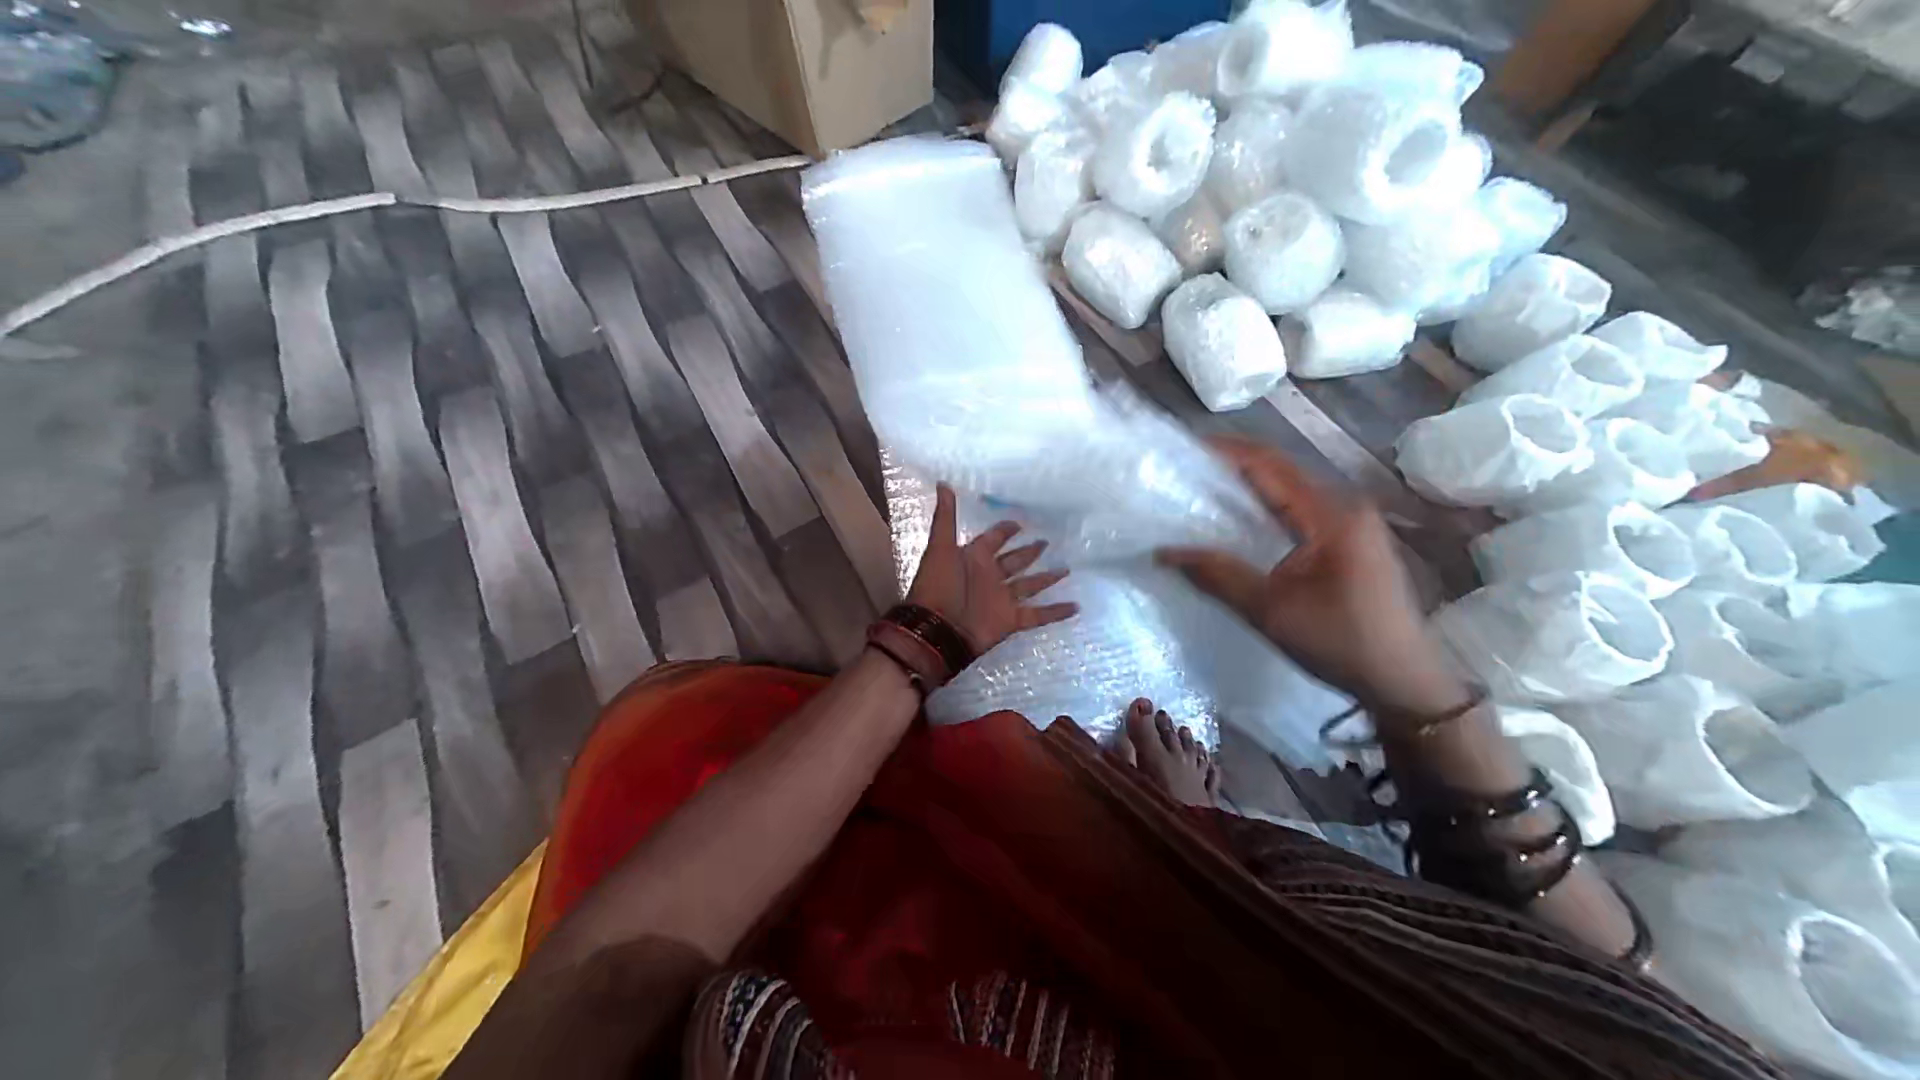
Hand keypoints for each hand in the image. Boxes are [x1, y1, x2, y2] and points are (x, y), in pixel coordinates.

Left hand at [907, 484, 1078, 653]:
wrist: (937, 629)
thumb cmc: (937, 586)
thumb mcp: (940, 547)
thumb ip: (945, 517)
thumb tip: (943, 483)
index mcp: (974, 558)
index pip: (994, 539)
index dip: (1006, 530)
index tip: (1020, 522)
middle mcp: (990, 576)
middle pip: (1015, 561)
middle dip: (1030, 551)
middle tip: (1047, 541)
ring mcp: (1002, 599)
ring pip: (1029, 585)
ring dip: (1047, 578)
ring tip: (1067, 569)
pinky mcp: (1011, 620)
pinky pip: (1038, 614)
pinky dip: (1056, 612)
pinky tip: (1075, 606)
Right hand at [1155, 436, 1469, 716]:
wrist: (1404, 683)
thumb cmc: (1341, 643)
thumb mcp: (1271, 611)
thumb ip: (1218, 575)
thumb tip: (1165, 553)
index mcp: (1332, 514)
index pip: (1270, 465)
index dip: (1226, 452)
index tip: (1185, 449)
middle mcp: (1345, 507)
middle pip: (1281, 471)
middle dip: (1233, 465)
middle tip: (1185, 469)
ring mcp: (1352, 524)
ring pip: (1289, 490)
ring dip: (1248, 486)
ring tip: (1201, 490)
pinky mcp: (1350, 542)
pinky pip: (1299, 511)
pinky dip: (1265, 508)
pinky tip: (1238, 521)